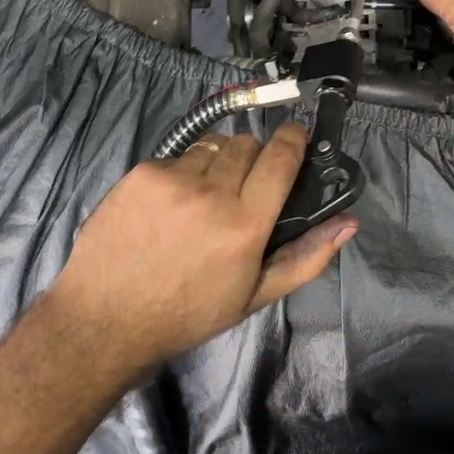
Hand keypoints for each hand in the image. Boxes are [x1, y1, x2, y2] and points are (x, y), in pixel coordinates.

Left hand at [44, 123, 356, 369]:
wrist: (106, 319)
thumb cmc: (188, 313)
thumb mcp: (253, 297)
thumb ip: (305, 257)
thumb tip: (348, 222)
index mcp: (245, 225)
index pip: (280, 158)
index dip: (292, 139)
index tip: (296, 134)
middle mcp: (212, 193)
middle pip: (247, 144)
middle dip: (253, 157)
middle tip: (244, 185)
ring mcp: (173, 179)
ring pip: (212, 146)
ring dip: (217, 162)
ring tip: (204, 196)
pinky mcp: (142, 173)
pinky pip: (177, 157)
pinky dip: (183, 172)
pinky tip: (171, 204)